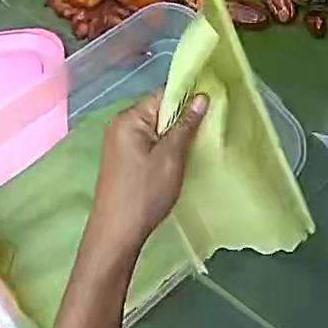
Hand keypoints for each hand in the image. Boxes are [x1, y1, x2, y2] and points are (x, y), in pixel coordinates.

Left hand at [86, 90, 208, 257]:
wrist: (117, 232)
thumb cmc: (145, 192)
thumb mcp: (171, 157)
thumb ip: (185, 125)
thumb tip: (201, 97)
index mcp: (129, 118)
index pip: (163, 94)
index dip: (187, 97)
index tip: (211, 105)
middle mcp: (120, 124)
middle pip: (158, 110)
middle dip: (182, 117)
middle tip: (207, 128)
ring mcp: (118, 142)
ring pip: (154, 127)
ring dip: (174, 134)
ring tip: (196, 144)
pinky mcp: (122, 158)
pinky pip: (147, 142)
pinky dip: (163, 146)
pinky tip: (177, 158)